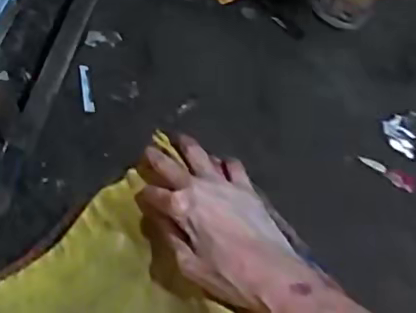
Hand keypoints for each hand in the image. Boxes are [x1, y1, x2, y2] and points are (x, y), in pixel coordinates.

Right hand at [137, 135, 367, 311]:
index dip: (144, 194)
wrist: (275, 276)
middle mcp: (197, 186)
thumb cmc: (229, 277)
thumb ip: (170, 240)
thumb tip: (158, 221)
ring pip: (198, 153)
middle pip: (169, 164)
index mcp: (180, 207)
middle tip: (147, 150)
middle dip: (154, 156)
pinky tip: (221, 165)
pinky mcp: (244, 185)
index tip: (141, 195)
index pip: (154, 195)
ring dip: (185, 144)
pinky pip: (231, 164)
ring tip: (178, 138)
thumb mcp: (191, 268)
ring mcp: (222, 182)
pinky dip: (223, 162)